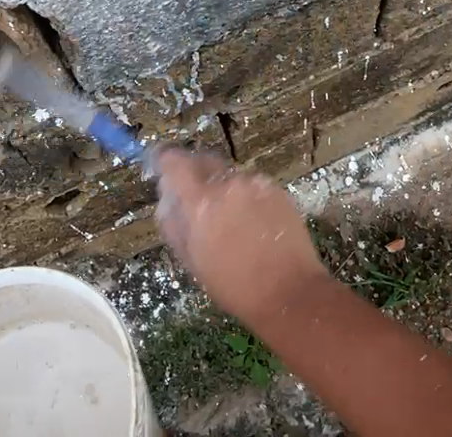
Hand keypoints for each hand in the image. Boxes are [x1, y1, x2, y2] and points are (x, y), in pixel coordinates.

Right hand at [152, 147, 331, 323]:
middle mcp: (226, 184)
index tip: (162, 166)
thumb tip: (166, 200)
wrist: (289, 291)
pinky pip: (250, 183)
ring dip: (220, 184)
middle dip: (193, 171)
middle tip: (194, 194)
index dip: (165, 160)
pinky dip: (244, 193)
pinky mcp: (275, 188)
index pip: (174, 162)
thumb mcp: (192, 260)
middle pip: (201, 160)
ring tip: (228, 215)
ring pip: (227, 173)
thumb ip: (174, 223)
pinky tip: (252, 219)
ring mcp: (253, 183)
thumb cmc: (233, 285)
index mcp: (200, 202)